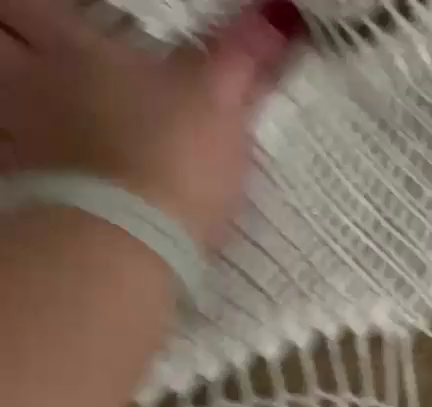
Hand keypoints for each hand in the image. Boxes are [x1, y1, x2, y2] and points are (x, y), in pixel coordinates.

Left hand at [0, 0, 304, 250]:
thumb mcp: (221, 104)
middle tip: (33, 50)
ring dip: (16, 97)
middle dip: (13, 42)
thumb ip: (243, 57)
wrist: (128, 235)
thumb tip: (279, 13)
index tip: (62, 17)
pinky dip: (28, 153)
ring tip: (41, 107)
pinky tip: (49, 160)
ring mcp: (20, 130)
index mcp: (73, 52)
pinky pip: (15, 154)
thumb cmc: (172, 156)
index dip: (39, 9)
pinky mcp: (27, 181)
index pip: (30, 7)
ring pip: (2, 96)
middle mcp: (29, 79)